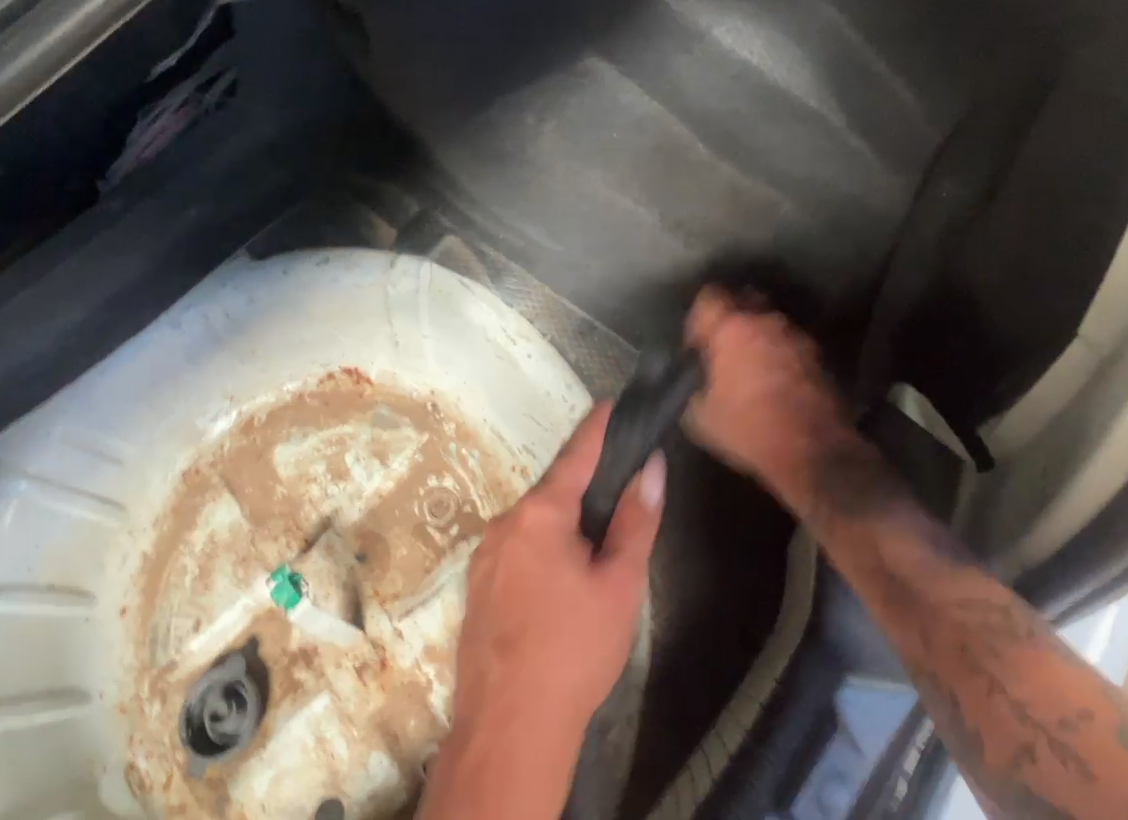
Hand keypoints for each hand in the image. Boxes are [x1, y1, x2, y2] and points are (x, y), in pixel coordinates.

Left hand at [423, 402, 663, 819]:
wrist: (509, 724)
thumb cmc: (574, 650)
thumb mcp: (619, 585)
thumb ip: (635, 521)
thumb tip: (652, 468)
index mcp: (539, 514)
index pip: (576, 456)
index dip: (599, 429)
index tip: (614, 403)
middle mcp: (503, 523)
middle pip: (553, 495)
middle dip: (585, 494)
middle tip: (621, 507)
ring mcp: (483, 556)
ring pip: (533, 527)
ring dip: (562, 530)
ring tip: (593, 563)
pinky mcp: (475, 587)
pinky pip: (515, 553)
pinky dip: (541, 555)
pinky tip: (558, 591)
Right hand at [683, 286, 889, 521]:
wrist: (812, 450)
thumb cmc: (748, 429)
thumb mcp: (701, 416)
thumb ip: (695, 387)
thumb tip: (698, 384)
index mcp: (730, 329)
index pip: (709, 297)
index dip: (699, 317)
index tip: (696, 341)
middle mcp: (764, 322)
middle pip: (743, 301)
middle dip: (731, 319)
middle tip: (722, 346)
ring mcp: (795, 336)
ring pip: (769, 323)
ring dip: (757, 336)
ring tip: (750, 363)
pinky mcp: (817, 355)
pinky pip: (789, 344)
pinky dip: (778, 353)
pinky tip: (773, 379)